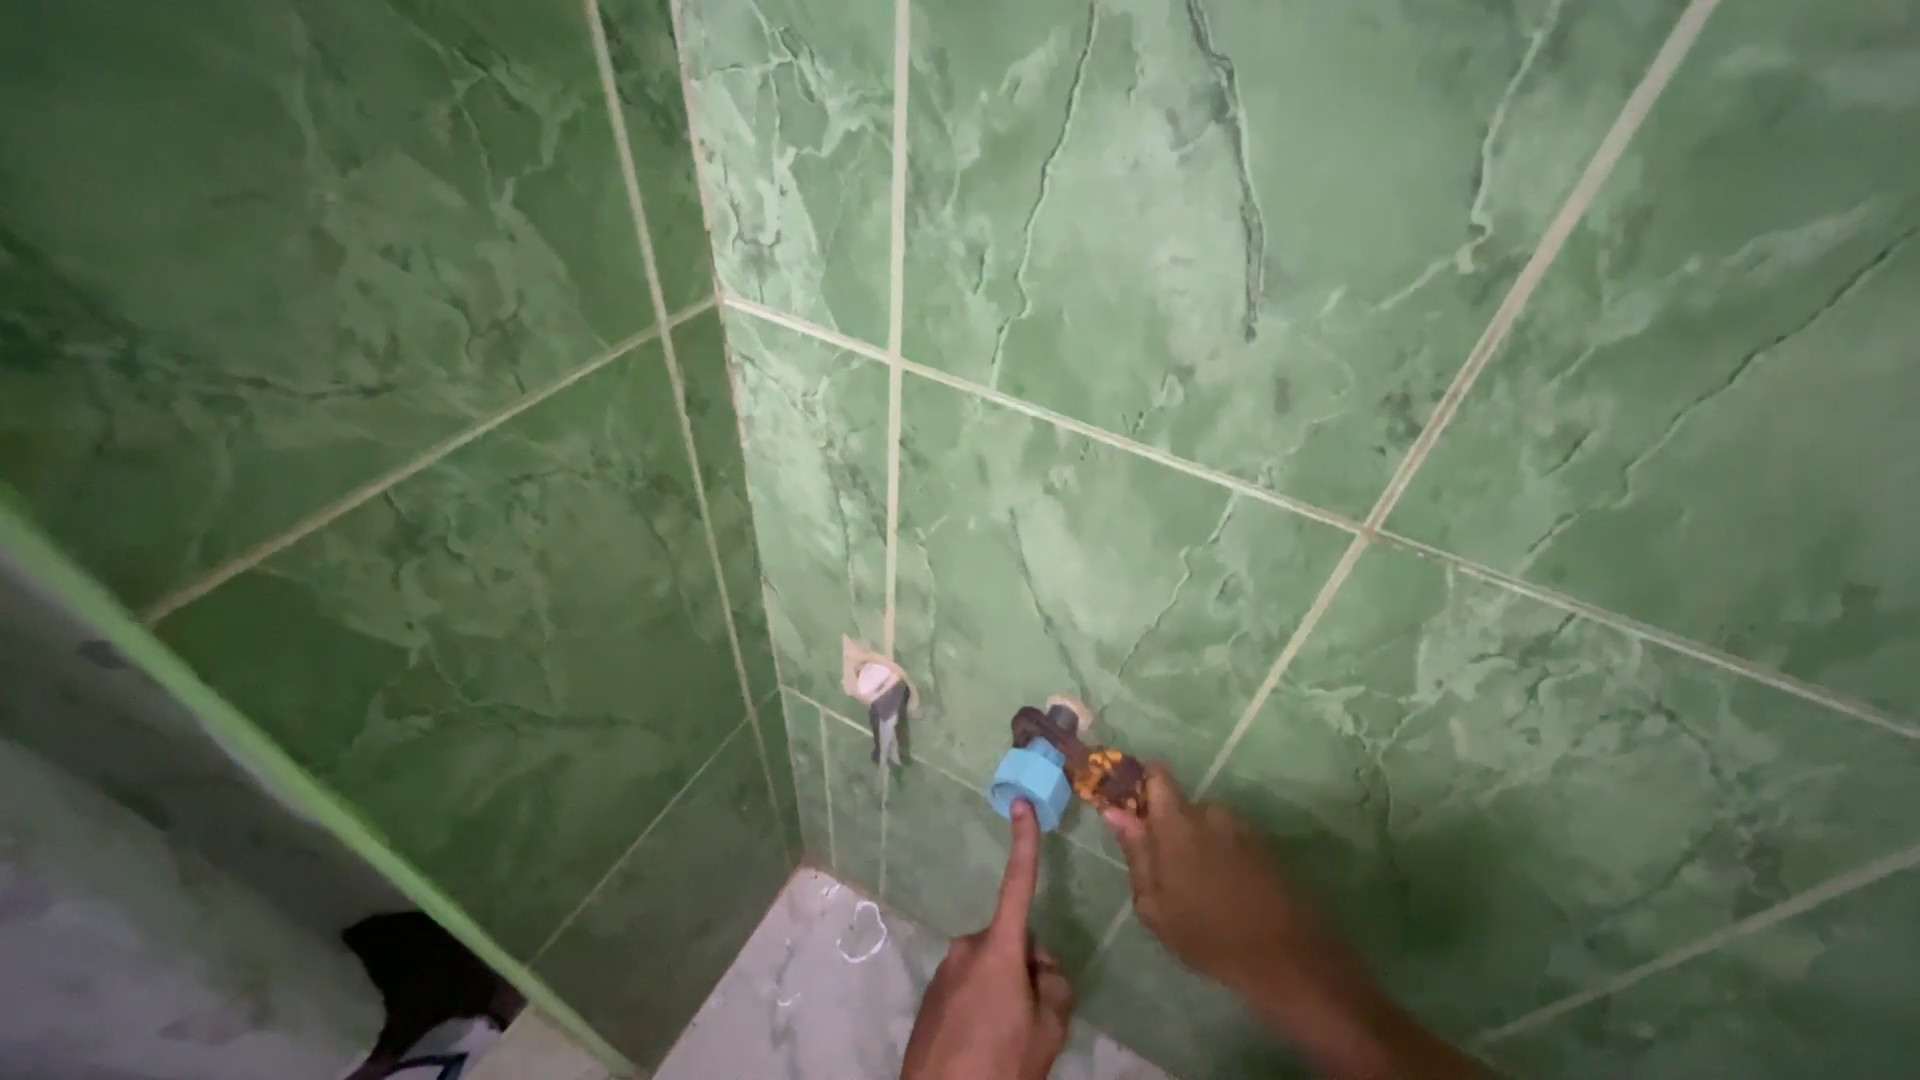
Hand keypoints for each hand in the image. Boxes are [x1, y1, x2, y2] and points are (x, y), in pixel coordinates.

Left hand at [901, 800, 1073, 1079]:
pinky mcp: (932, 994)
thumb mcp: (1048, 1030)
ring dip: (1003, 987)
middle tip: (1034, 1013)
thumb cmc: (999, 1064)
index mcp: (998, 949)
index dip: (1024, 843)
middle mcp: (967, 948)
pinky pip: (969, 984)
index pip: (1018, 884)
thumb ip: (1055, 987)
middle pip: (1012, 940)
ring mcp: (945, 970)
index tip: (1020, 805)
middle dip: (1026, 964)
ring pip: (991, 965)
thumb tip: (1043, 969)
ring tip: (1007, 1036)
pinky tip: (984, 1040)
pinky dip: (982, 1001)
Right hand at [1104, 765, 1478, 1079]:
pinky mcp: (1264, 846)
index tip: (1128, 804)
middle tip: (1162, 867)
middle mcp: (1211, 813)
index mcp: (1178, 821)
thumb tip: (1114, 811)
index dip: (1139, 782)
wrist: (1285, 958)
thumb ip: (1135, 852)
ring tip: (1195, 886)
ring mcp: (1242, 828)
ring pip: (1206, 824)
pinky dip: (1220, 855)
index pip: (1155, 775)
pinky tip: (1221, 891)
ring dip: (1196, 842)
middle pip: (1180, 804)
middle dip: (1168, 826)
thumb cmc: (1206, 934)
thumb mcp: (1154, 904)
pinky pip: (1229, 839)